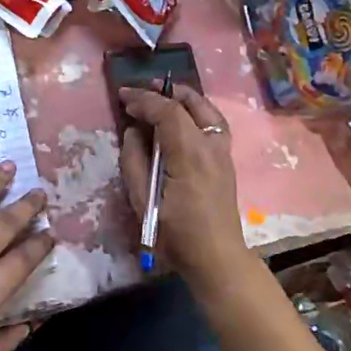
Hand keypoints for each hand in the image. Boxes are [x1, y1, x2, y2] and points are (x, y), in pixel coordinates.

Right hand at [118, 87, 250, 288]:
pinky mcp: (226, 160)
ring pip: (207, 109)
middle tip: (140, 91)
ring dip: (184, 98)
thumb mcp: (142, 201)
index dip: (144, 100)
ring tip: (163, 95)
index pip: (167, 111)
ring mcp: (223, 152)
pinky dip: (197, 110)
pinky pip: (214, 122)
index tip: (123, 98)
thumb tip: (133, 132)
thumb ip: (134, 161)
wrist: (216, 259)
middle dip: (163, 93)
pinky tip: (184, 116)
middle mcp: (211, 146)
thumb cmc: (175, 235)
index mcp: (189, 154)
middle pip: (189, 104)